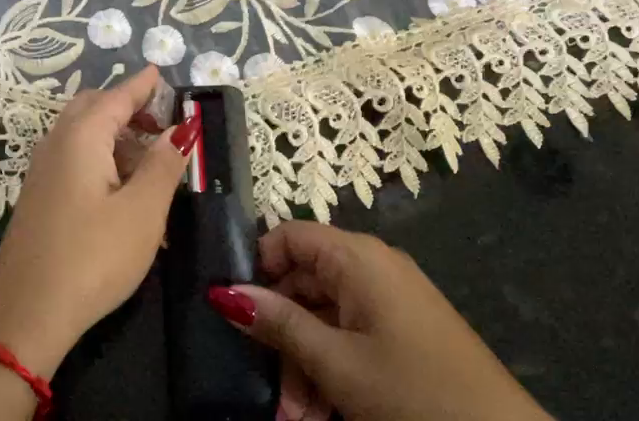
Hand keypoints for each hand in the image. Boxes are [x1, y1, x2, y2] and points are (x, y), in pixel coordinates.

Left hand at [0, 66, 198, 376]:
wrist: (27, 311)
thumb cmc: (93, 257)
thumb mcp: (142, 212)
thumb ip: (163, 165)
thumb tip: (180, 130)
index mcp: (81, 136)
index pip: (115, 97)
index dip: (141, 86)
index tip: (160, 73)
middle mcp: (56, 142)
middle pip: (93, 109)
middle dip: (127, 109)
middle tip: (162, 125)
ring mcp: (42, 170)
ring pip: (82, 136)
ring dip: (117, 140)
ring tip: (153, 168)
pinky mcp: (39, 196)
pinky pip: (73, 160)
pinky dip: (101, 162)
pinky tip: (123, 195)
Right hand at [207, 221, 550, 420]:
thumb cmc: (414, 393)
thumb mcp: (336, 363)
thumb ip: (278, 324)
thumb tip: (223, 292)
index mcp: (356, 258)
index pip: (287, 237)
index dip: (256, 268)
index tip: (235, 313)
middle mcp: (373, 268)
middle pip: (303, 284)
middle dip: (281, 337)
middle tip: (271, 392)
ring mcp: (392, 302)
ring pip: (325, 318)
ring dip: (304, 366)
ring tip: (299, 419)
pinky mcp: (407, 334)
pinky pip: (352, 338)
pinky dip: (332, 371)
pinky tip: (323, 415)